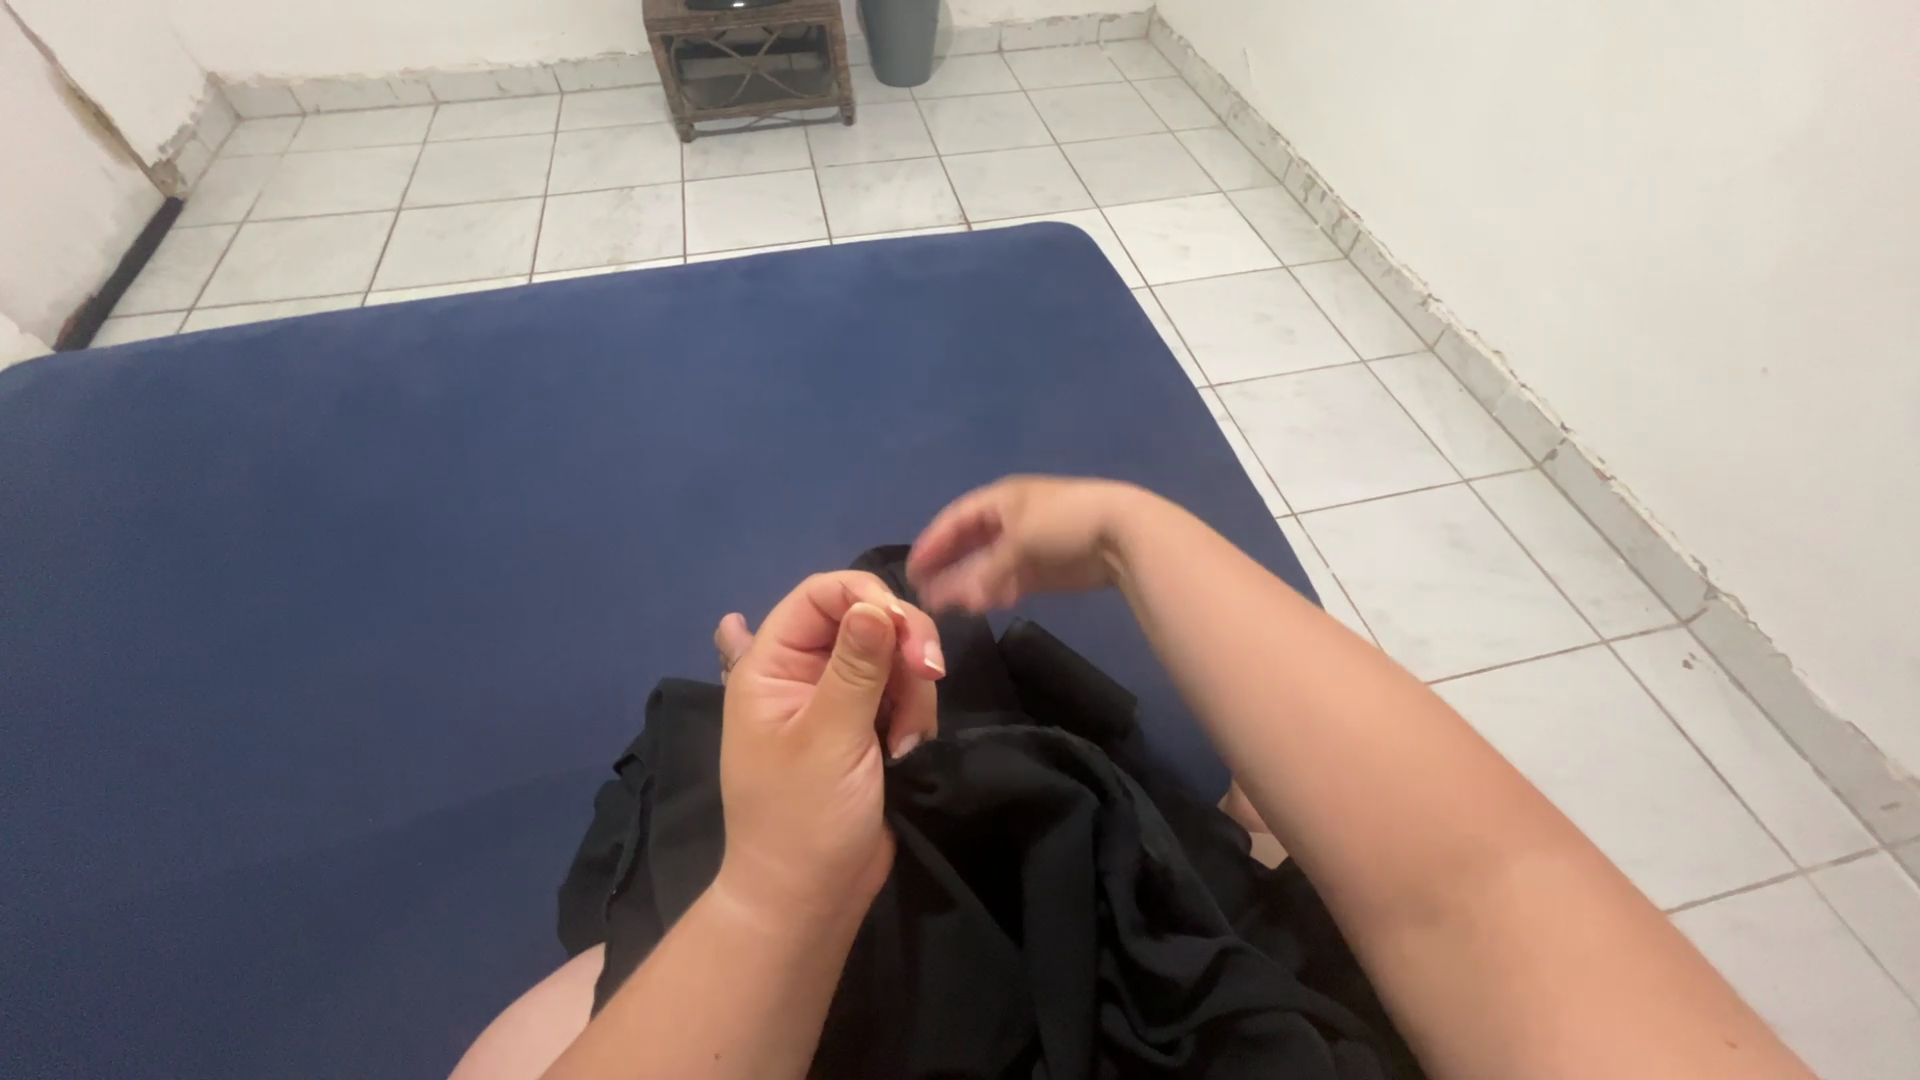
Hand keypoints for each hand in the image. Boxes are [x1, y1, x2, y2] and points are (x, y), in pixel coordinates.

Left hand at [712, 572, 943, 928]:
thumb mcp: (830, 739)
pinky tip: (907, 750)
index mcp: (770, 664)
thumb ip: (856, 667)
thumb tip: (877, 603)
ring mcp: (836, 695)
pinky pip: (903, 689)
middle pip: (866, 618)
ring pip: (894, 654)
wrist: (811, 898)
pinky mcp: (866, 721)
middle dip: (903, 647)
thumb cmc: (804, 820)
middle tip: (931, 676)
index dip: (869, 597)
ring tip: (905, 744)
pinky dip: (915, 714)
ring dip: (913, 691)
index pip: (822, 594)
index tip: (908, 633)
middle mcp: (802, 669)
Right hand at [907, 475, 1145, 611]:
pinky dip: (997, 591)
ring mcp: (1029, 544)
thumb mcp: (1019, 543)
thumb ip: (985, 572)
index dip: (933, 543)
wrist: (1123, 533)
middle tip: (925, 593)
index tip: (912, 568)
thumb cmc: (1065, 524)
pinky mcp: (1046, 568)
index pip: (956, 520)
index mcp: (1001, 500)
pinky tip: (984, 605)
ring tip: (951, 606)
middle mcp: (1011, 519)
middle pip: (970, 544)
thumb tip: (957, 599)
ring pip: (989, 566)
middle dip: (948, 567)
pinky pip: (1011, 579)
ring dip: (970, 584)